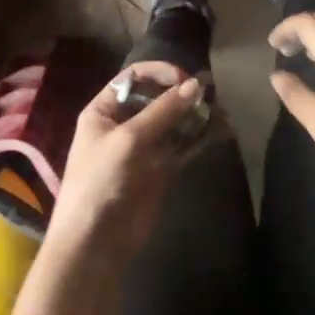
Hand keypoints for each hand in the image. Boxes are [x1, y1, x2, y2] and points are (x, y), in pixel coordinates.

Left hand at [49, 60, 203, 259]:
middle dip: (181, 93)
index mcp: (104, 110)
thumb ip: (162, 111)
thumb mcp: (128, 139)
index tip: (184, 78)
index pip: (133, 78)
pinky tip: (219, 129)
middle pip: (157, 97)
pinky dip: (200, 137)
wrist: (95, 242)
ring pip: (173, 121)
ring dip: (195, 113)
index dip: (159, 73)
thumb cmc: (100, 180)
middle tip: (208, 93)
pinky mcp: (160, 168)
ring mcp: (143, 147)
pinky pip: (183, 145)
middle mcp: (124, 123)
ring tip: (219, 109)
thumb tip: (196, 85)